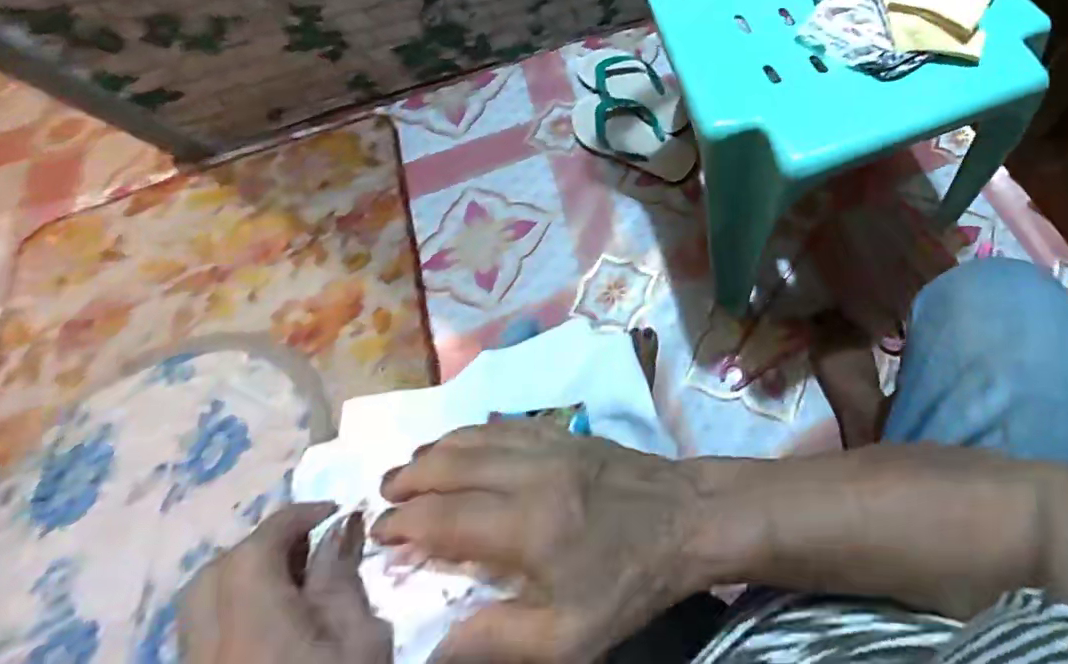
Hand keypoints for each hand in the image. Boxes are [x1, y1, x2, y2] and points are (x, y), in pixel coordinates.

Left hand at [179, 502, 392, 663]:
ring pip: (201, 606)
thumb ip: (342, 580)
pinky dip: (237, 611)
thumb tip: (340, 529)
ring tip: (296, 583)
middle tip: (309, 546)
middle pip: (214, 574)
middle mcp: (209, 649)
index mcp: (252, 627)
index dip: (294, 518)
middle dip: (261, 546)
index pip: (256, 548)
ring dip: (246, 578)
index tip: (334, 512)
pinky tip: (278, 620)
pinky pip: (206, 636)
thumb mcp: (362, 641)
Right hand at [375, 419, 706, 663]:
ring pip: (478, 436)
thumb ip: (499, 639)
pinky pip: (506, 426)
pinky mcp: (565, 433)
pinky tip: (463, 442)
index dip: (405, 523)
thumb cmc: (630, 580)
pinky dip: (473, 433)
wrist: (687, 515)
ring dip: (438, 449)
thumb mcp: (570, 635)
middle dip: (411, 477)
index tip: (379, 534)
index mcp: (528, 524)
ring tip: (410, 466)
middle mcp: (531, 472)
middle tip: (384, 494)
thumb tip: (435, 646)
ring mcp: (550, 444)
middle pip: (454, 463)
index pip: (446, 516)